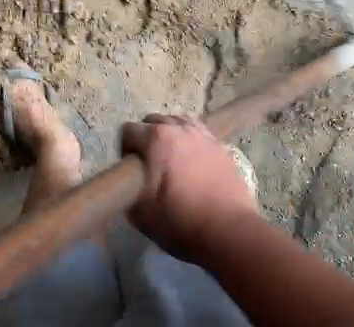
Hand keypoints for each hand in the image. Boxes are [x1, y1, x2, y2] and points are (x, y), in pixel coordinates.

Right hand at [120, 114, 260, 261]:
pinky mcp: (220, 146)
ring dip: (169, 134)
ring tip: (171, 157)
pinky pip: (198, 131)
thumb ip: (127, 192)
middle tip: (149, 164)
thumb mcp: (140, 214)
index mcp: (155, 138)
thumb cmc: (181, 221)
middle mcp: (178, 128)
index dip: (124, 149)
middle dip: (146, 138)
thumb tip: (128, 186)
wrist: (229, 232)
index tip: (130, 169)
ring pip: (177, 121)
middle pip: (153, 121)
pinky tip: (192, 157)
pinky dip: (190, 139)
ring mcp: (202, 135)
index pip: (128, 130)